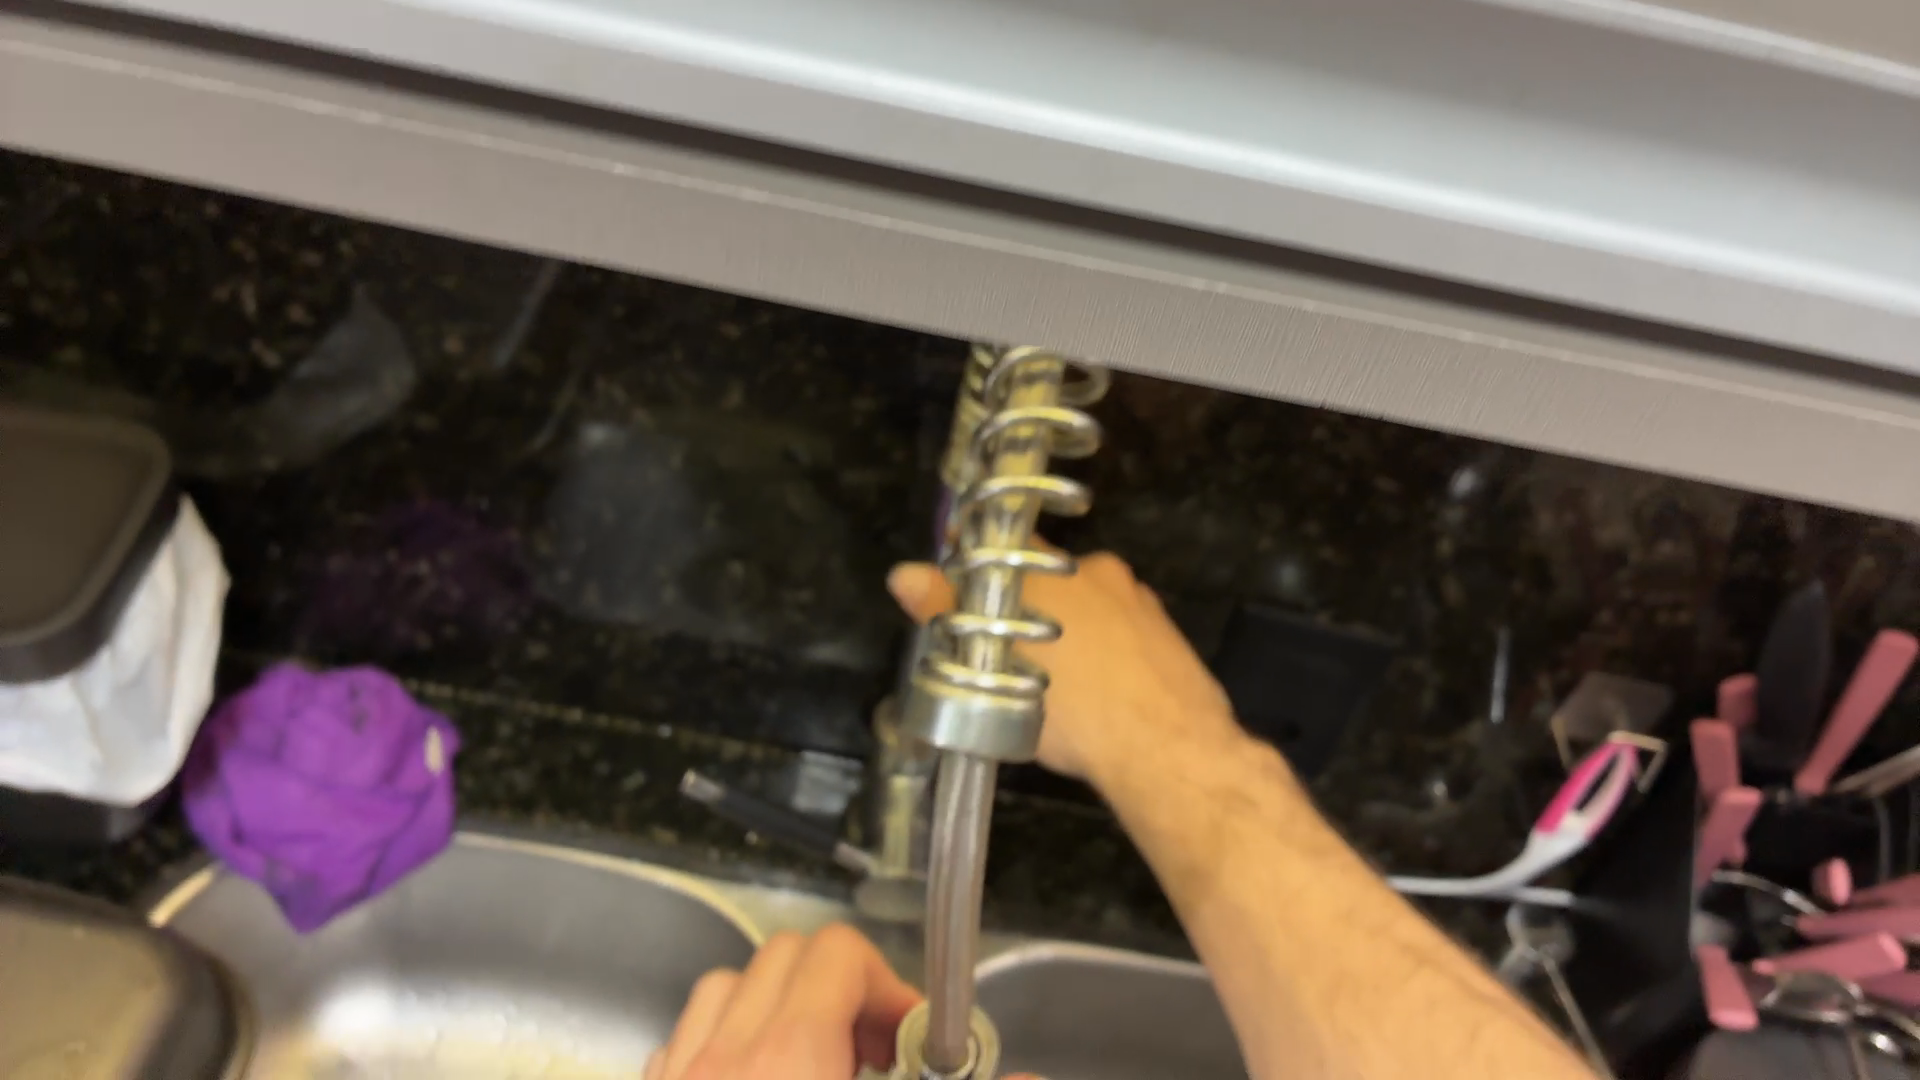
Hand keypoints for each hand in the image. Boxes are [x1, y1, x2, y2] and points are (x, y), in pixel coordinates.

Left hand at [646, 924, 918, 1079]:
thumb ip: (921, 1074)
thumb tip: (981, 1070)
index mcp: (790, 1060)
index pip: (839, 953)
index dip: (887, 980)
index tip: (911, 1028)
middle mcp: (723, 1060)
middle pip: (786, 955)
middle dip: (840, 985)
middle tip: (873, 1047)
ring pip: (724, 988)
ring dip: (777, 1003)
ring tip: (814, 1059)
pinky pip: (682, 1046)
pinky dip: (724, 1046)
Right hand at [888, 552, 1240, 785]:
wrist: (1169, 748)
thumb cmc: (1075, 706)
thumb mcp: (997, 669)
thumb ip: (951, 615)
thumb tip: (902, 573)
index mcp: (1053, 571)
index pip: (1004, 545)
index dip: (979, 561)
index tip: (966, 580)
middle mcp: (1098, 571)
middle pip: (1049, 578)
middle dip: (1028, 605)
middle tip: (1013, 650)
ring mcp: (1139, 599)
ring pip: (1090, 604)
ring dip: (1071, 627)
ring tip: (1060, 679)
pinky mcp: (1168, 631)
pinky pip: (1124, 628)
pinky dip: (1108, 646)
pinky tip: (1101, 688)